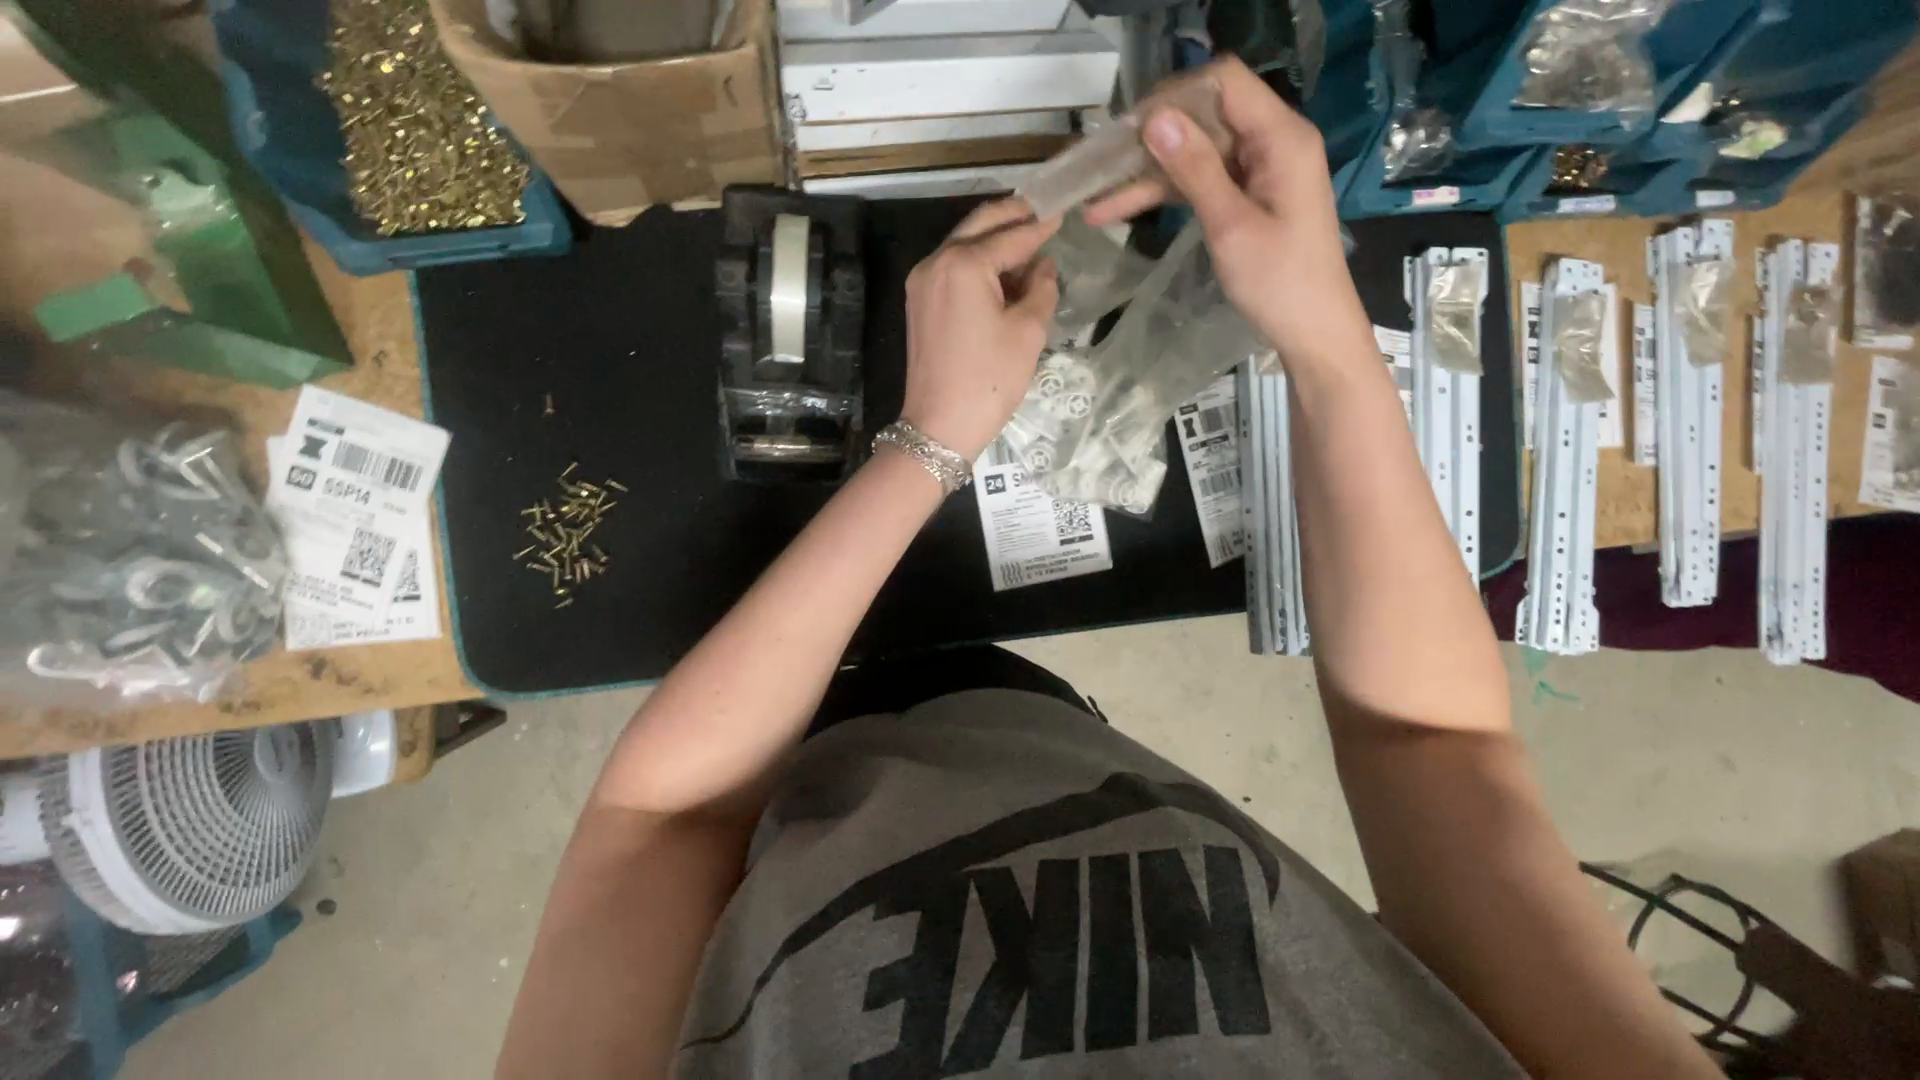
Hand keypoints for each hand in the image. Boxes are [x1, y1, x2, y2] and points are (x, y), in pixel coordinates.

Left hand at [901, 199, 1059, 460]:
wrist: (939, 426)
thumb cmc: (989, 381)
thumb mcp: (1028, 332)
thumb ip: (1041, 288)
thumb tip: (1043, 265)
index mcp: (963, 264)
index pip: (1011, 236)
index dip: (1040, 226)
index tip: (1062, 212)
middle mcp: (936, 262)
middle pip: (979, 226)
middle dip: (1012, 217)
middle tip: (1042, 210)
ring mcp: (922, 282)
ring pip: (963, 244)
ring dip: (994, 238)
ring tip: (1028, 238)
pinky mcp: (919, 302)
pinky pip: (952, 267)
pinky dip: (978, 261)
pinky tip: (1003, 269)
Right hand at [1085, 58, 1369, 370]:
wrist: (1313, 331)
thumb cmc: (1279, 281)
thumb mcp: (1231, 225)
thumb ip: (1195, 169)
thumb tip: (1155, 119)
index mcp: (1280, 137)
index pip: (1224, 83)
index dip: (1175, 96)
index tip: (1130, 128)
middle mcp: (1271, 142)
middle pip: (1204, 116)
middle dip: (1153, 136)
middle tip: (1102, 161)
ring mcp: (1258, 170)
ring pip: (1195, 153)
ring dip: (1148, 173)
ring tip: (1095, 195)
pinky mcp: (1247, 196)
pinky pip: (1200, 181)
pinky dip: (1165, 194)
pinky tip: (1117, 209)